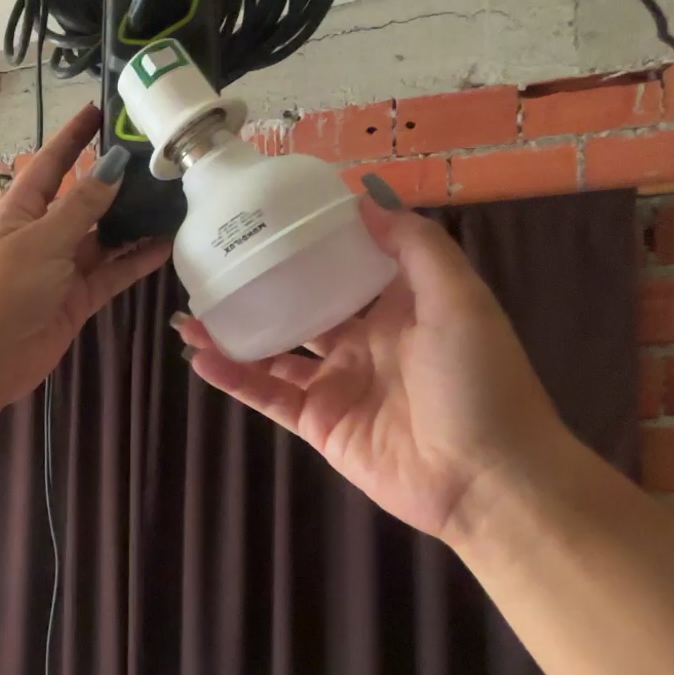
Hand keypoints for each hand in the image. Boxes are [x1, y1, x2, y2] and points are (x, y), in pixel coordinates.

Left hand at [0, 104, 171, 405]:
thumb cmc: (5, 290)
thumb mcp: (44, 239)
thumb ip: (83, 205)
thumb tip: (114, 164)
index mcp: (22, 210)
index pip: (52, 163)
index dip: (74, 137)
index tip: (100, 110)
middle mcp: (43, 233)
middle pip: (85, 199)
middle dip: (117, 180)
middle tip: (159, 157)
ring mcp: (62, 267)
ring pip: (105, 237)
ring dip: (134, 222)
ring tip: (174, 198)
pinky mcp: (79, 297)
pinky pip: (113, 272)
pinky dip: (137, 260)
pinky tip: (167, 245)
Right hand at [176, 191, 578, 543]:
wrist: (484, 476)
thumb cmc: (479, 380)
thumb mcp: (460, 300)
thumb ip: (414, 248)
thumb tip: (362, 199)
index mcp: (398, 309)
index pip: (348, 268)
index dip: (314, 246)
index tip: (275, 221)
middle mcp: (362, 343)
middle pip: (301, 309)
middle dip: (261, 291)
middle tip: (216, 270)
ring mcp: (335, 385)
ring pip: (273, 353)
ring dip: (233, 335)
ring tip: (189, 316)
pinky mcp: (316, 423)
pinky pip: (268, 395)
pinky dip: (234, 378)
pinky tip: (201, 358)